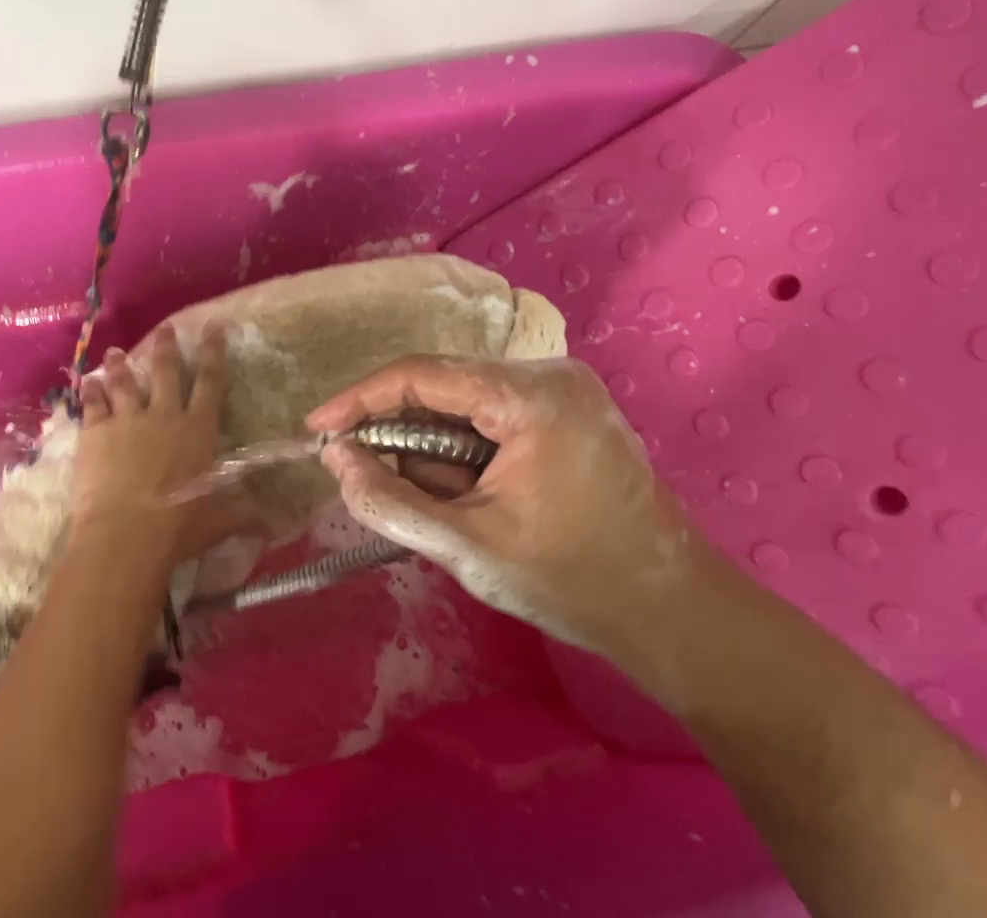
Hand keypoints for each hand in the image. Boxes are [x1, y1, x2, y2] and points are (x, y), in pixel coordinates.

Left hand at [70, 324, 239, 572]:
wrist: (124, 534)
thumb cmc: (178, 527)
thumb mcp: (219, 521)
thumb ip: (245, 515)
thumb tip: (276, 526)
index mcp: (198, 430)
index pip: (211, 383)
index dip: (214, 352)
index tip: (215, 327)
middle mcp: (163, 416)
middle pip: (166, 371)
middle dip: (167, 346)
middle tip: (166, 327)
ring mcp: (126, 420)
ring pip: (125, 382)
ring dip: (121, 365)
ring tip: (115, 351)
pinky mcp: (95, 433)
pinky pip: (93, 404)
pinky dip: (91, 391)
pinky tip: (87, 382)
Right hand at [306, 355, 707, 647]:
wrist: (670, 612)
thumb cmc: (570, 579)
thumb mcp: (464, 544)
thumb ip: (388, 499)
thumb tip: (335, 457)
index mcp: (532, 395)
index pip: (422, 375)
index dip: (359, 400)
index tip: (315, 429)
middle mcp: (549, 375)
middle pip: (442, 388)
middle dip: (403, 437)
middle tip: (377, 486)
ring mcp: (564, 392)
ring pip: (463, 407)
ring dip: (437, 455)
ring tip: (453, 513)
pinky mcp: (567, 414)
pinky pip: (489, 420)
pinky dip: (464, 456)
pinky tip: (474, 501)